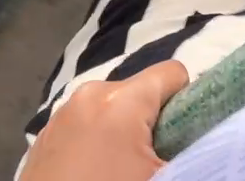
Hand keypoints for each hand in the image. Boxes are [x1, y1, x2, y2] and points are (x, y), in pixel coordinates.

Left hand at [18, 62, 189, 180]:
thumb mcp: (159, 178)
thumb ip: (188, 154)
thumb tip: (202, 147)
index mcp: (123, 100)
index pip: (173, 74)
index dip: (185, 105)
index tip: (179, 141)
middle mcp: (91, 94)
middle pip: (141, 92)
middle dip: (150, 124)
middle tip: (146, 165)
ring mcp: (61, 115)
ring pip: (112, 109)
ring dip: (121, 134)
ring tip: (115, 174)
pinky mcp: (41, 139)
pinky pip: (84, 125)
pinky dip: (94, 144)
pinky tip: (89, 178)